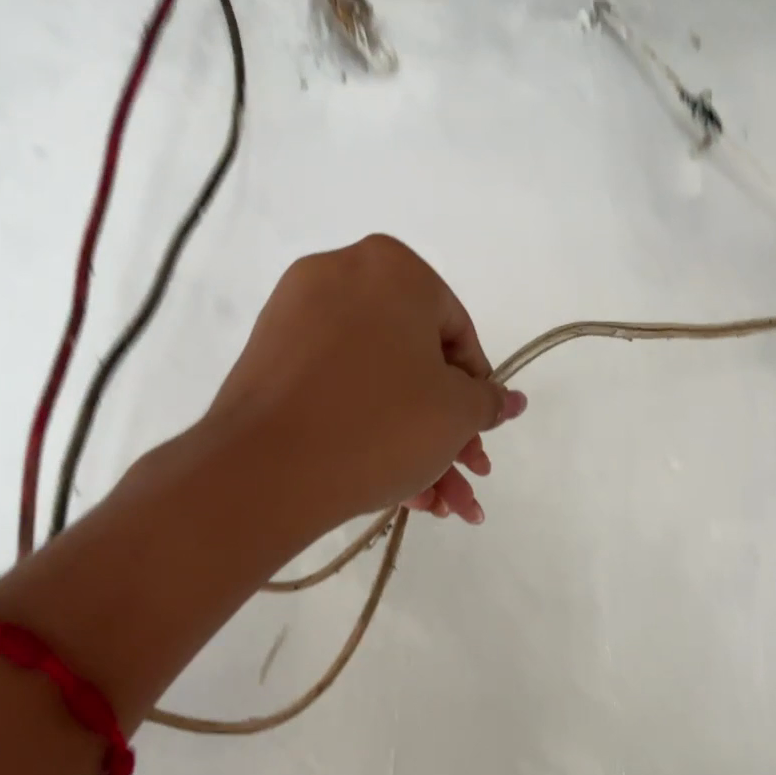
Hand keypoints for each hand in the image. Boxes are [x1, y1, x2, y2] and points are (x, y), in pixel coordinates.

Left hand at [201, 234, 525, 526]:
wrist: (267, 470)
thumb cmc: (382, 423)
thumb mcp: (457, 414)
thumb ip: (489, 401)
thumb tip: (509, 399)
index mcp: (394, 269)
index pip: (458, 332)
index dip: (476, 392)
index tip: (478, 435)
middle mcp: (342, 277)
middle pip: (417, 363)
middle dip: (447, 432)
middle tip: (465, 478)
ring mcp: (298, 317)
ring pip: (379, 385)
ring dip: (417, 447)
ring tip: (439, 505)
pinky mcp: (269, 359)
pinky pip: (339, 392)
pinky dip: (371, 433)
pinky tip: (400, 491)